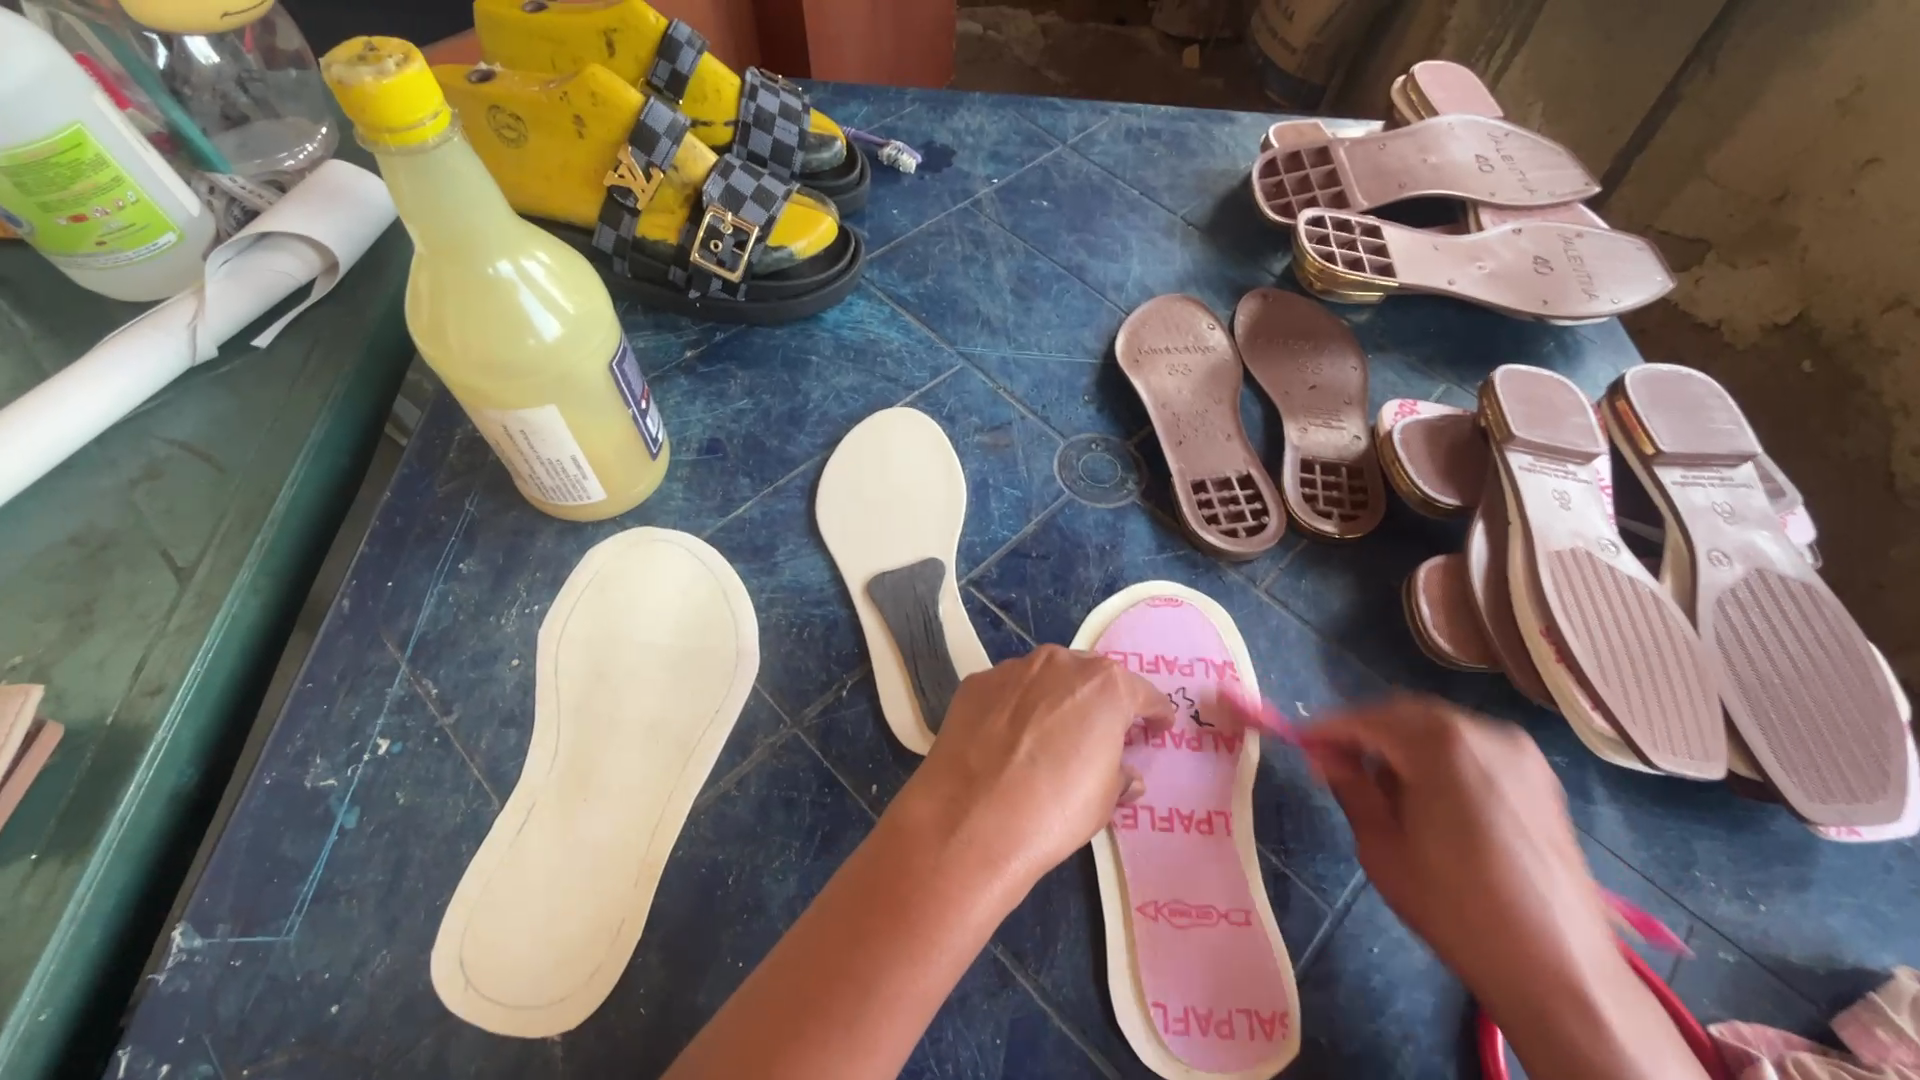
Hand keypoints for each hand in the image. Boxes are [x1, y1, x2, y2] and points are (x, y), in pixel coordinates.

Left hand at [902, 645, 1173, 884]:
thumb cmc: (1055, 810)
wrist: (971, 819)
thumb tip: (1125, 774)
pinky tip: (1008, 740)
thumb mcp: (1105, 800)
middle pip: (1092, 676)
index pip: (1144, 694)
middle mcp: (1061, 664)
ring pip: (1046, 678)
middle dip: (1100, 701)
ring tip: (1050, 735)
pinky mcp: (975, 683)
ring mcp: (1013, 669)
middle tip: (1100, 732)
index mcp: (1107, 686)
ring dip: (1056, 699)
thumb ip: (1120, 776)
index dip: (1154, 713)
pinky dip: (1016, 708)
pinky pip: (1008, 692)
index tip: (1158, 728)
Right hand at [1298, 696, 1615, 1003]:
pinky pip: (1473, 748)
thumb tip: (1324, 755)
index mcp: (1440, 743)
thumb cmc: (1454, 906)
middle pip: (1406, 715)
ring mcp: (1520, 752)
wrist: (1556, 964)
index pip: (1367, 719)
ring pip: (1441, 729)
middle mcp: (1484, 732)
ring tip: (1378, 782)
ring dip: (1403, 743)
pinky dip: (1440, 757)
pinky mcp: (1540, 777)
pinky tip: (1427, 794)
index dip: (1328, 729)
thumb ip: (1350, 787)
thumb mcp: (1381, 846)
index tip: (1301, 744)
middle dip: (1366, 733)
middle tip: (1333, 762)